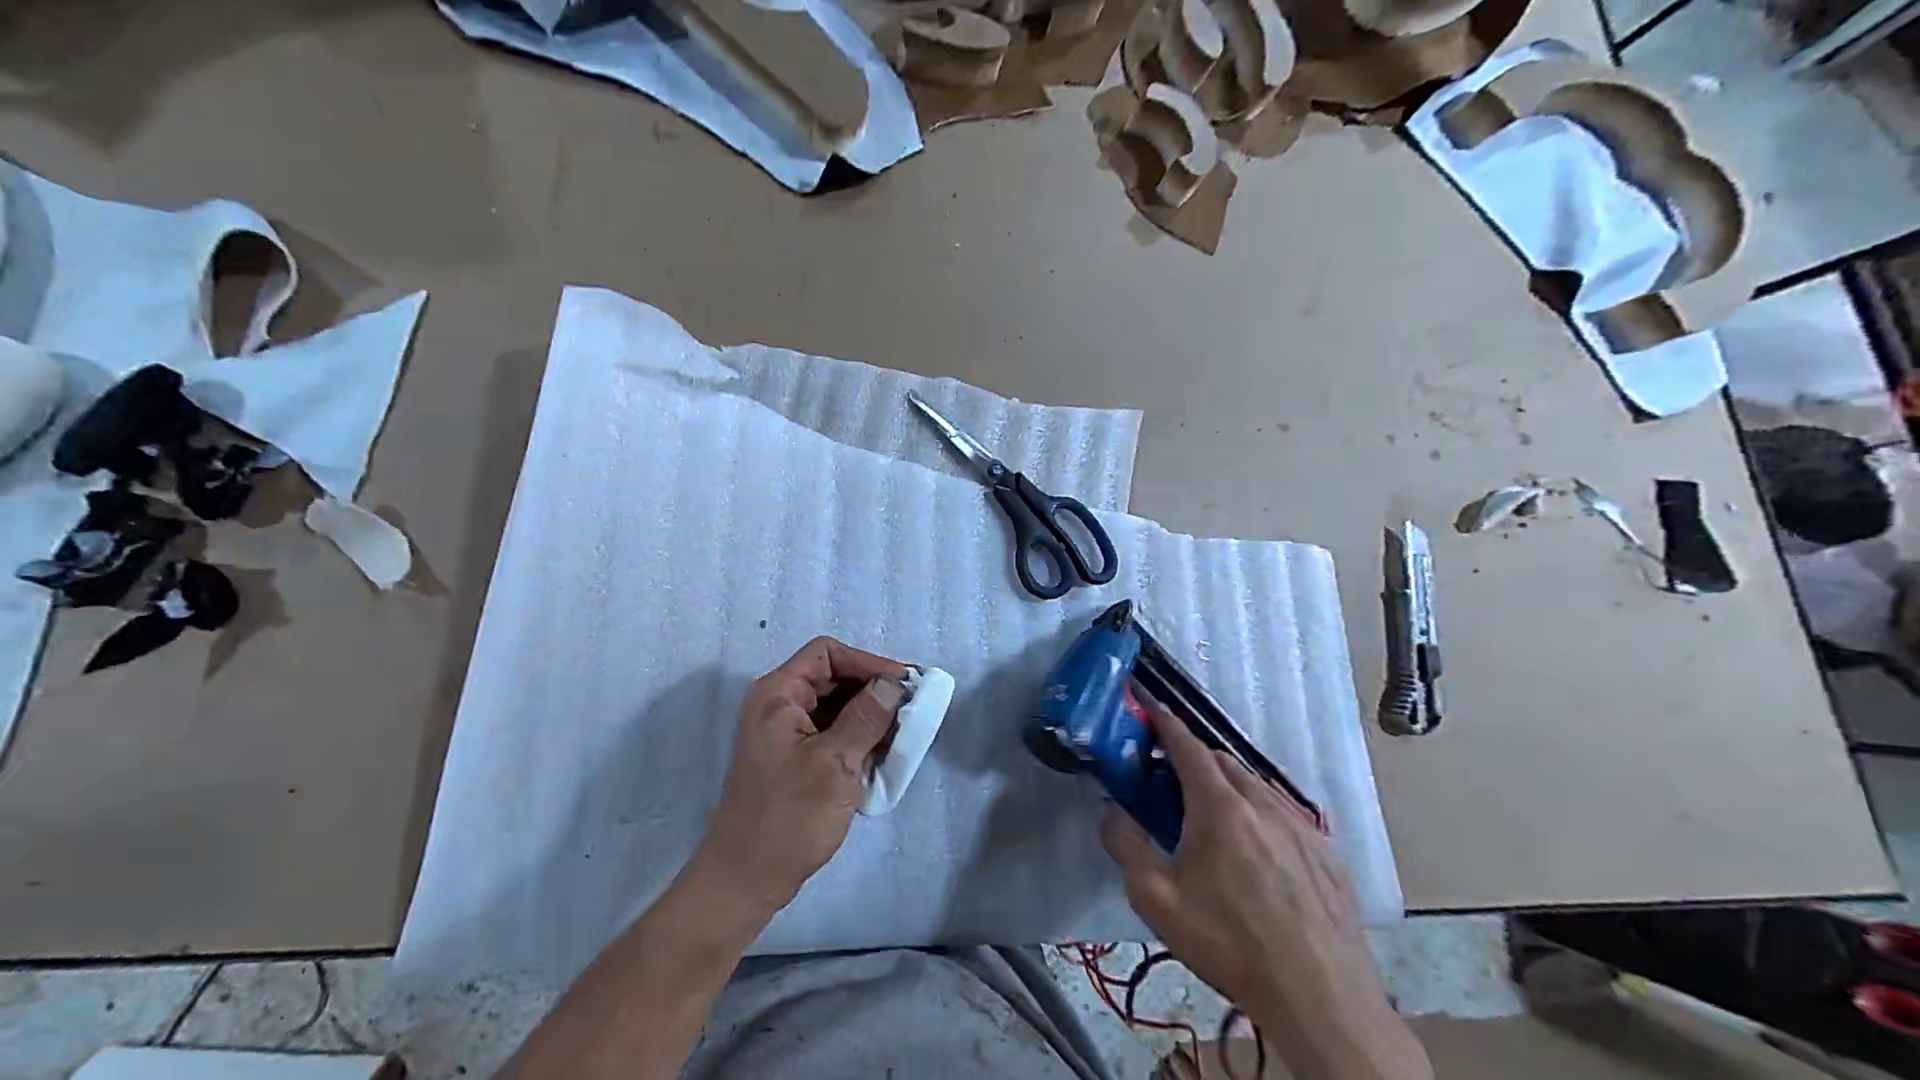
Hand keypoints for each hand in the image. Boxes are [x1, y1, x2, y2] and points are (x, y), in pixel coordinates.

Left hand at [692, 637, 909, 916]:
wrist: (746, 879)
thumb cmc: (789, 816)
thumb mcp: (835, 763)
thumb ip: (866, 717)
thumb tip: (894, 684)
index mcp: (778, 695)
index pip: (827, 654)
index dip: (868, 663)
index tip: (903, 684)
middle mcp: (779, 705)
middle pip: (832, 677)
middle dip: (872, 688)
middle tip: (910, 707)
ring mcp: (786, 733)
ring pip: (836, 705)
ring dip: (869, 713)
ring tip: (902, 730)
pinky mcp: (795, 757)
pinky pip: (832, 731)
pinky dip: (858, 735)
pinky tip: (883, 752)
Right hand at [1101, 690, 1429, 1079]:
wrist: (1318, 995)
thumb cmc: (1229, 943)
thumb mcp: (1157, 899)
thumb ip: (1126, 846)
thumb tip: (1112, 812)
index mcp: (1220, 807)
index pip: (1187, 746)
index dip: (1165, 721)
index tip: (1149, 703)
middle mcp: (1262, 804)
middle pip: (1222, 761)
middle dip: (1193, 757)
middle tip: (1170, 776)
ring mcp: (1301, 826)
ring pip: (1256, 785)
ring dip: (1227, 783)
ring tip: (1211, 811)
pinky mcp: (1326, 852)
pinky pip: (1284, 813)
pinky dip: (1260, 810)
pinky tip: (1257, 846)